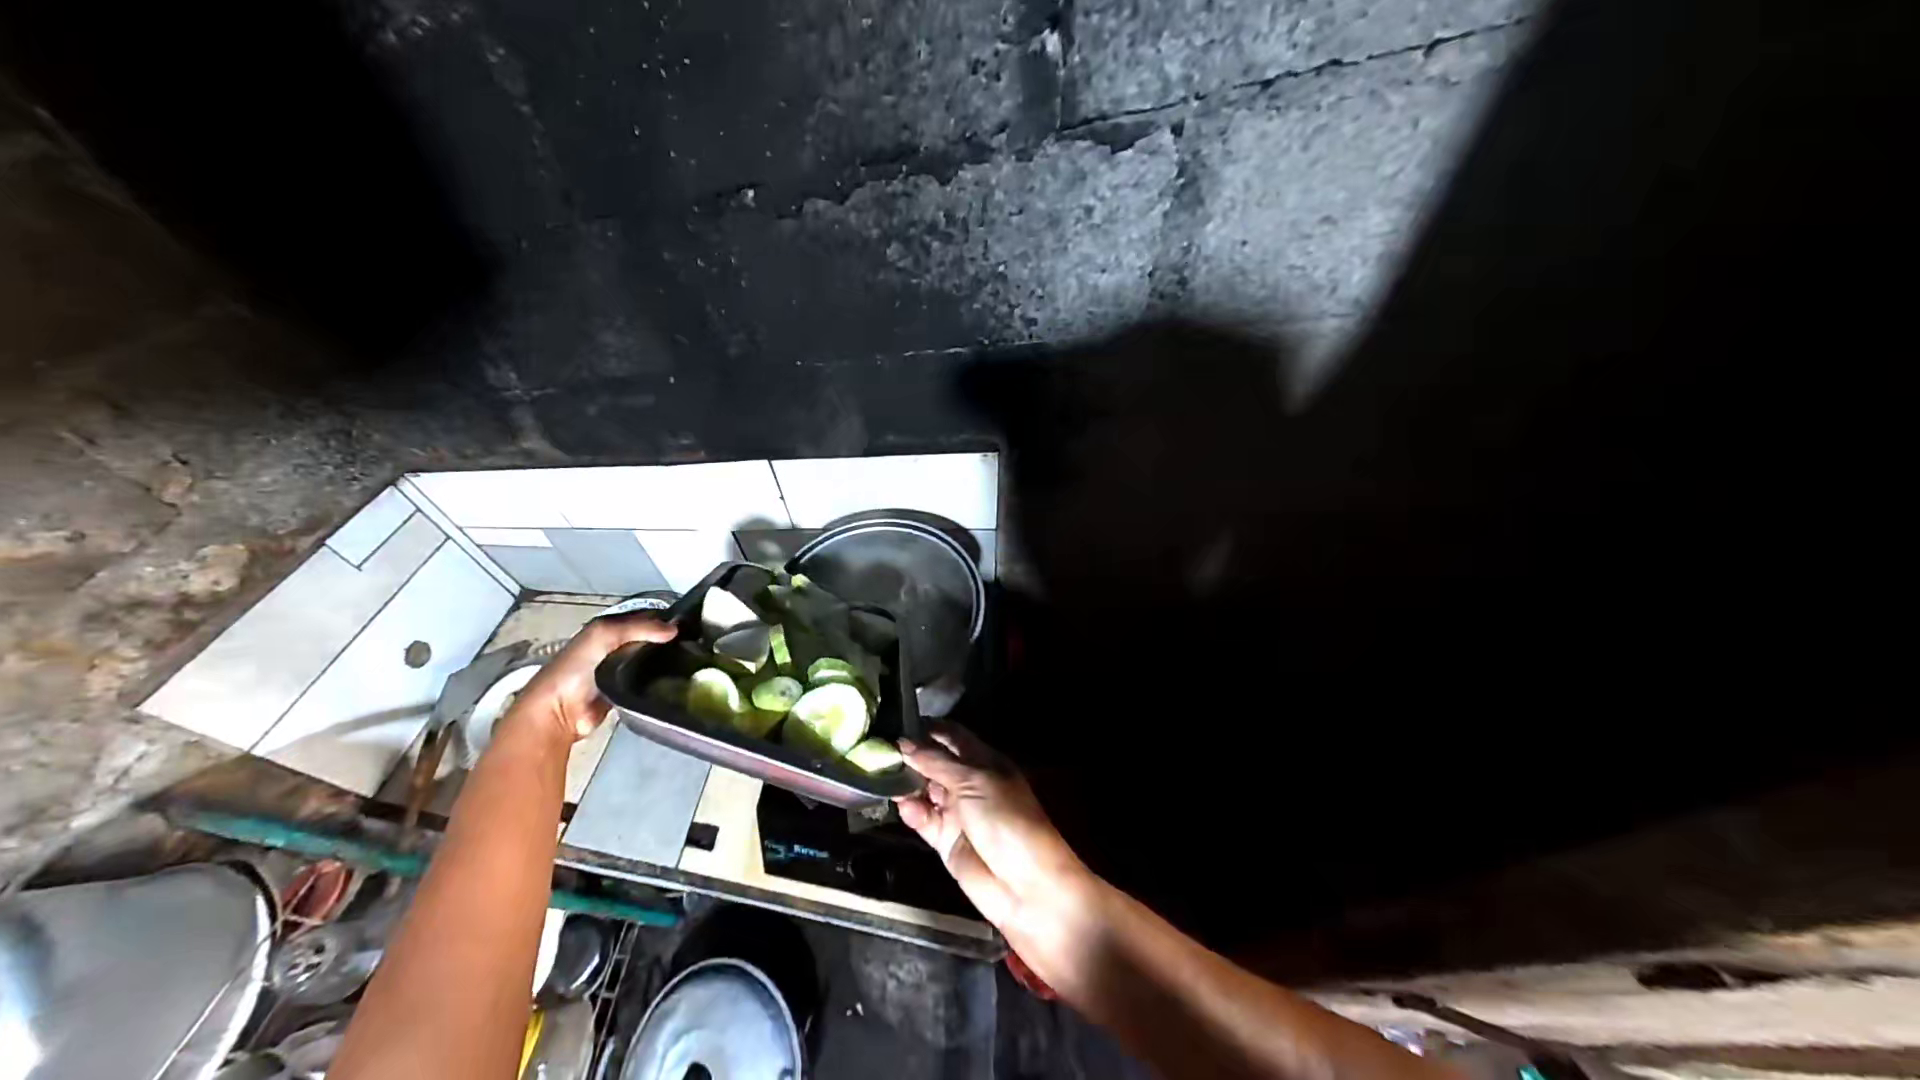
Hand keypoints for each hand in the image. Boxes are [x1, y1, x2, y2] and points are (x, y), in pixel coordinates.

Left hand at [498, 613, 676, 747]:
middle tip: (695, 643)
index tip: (689, 624)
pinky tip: (679, 678)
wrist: (559, 712)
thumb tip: (674, 630)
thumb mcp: (603, 635)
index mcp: (607, 629)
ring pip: (652, 661)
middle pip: (650, 640)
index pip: (642, 618)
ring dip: (667, 661)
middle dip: (668, 641)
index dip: (663, 618)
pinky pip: (649, 682)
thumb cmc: (576, 668)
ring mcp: (621, 671)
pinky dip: (661, 680)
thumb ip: (637, 628)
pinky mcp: (626, 692)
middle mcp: (615, 648)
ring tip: (693, 660)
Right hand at [896, 724, 1105, 982]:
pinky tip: (900, 805)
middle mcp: (969, 783)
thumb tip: (903, 742)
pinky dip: (912, 812)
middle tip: (875, 747)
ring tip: (878, 773)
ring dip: (906, 783)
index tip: (895, 721)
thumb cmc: (1007, 820)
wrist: (1026, 885)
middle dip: (910, 755)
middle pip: (934, 762)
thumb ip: (937, 762)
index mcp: (984, 761)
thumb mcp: (974, 782)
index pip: (951, 736)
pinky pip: (923, 820)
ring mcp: (958, 812)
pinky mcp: (946, 840)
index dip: (927, 728)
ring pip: (925, 790)